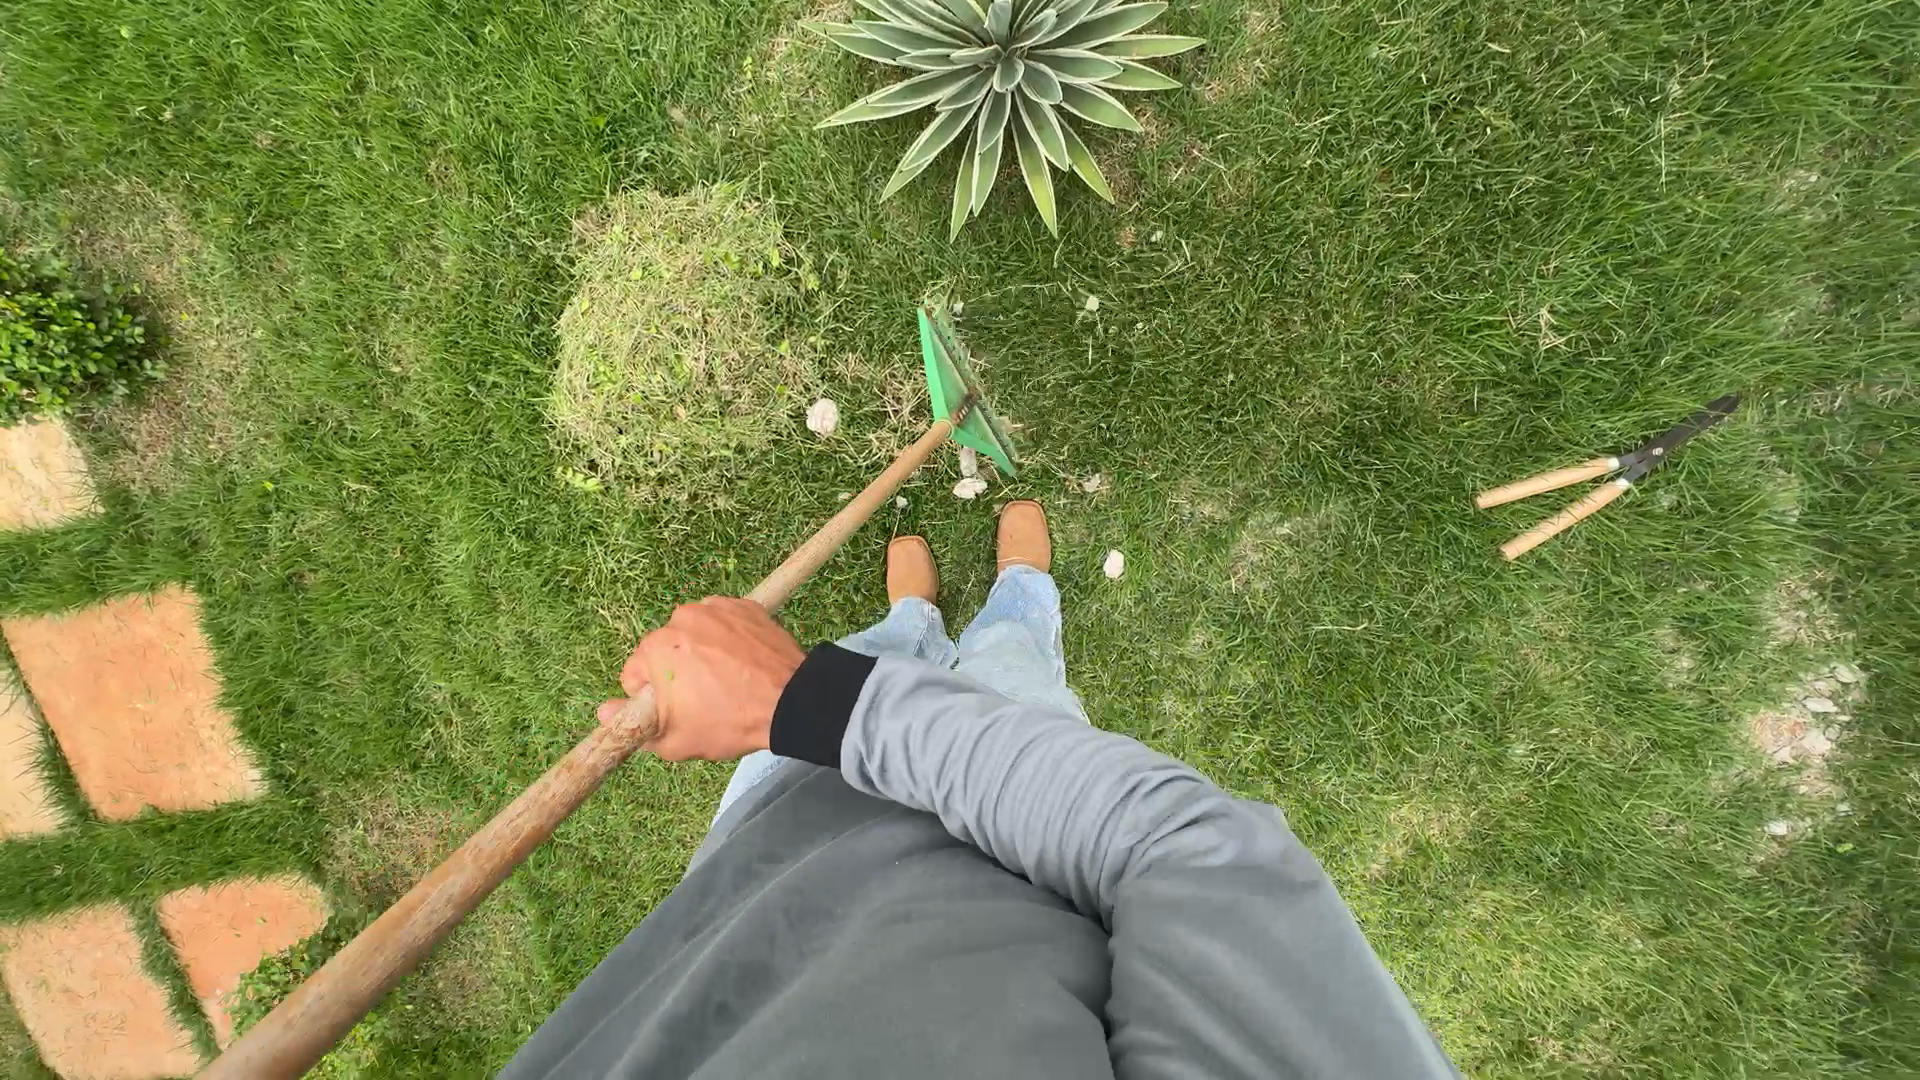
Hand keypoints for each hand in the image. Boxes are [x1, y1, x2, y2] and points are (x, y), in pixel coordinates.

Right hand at [598, 596, 804, 761]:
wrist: (790, 702)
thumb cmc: (729, 722)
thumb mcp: (672, 740)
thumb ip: (629, 726)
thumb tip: (603, 712)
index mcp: (656, 648)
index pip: (636, 673)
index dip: (653, 697)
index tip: (677, 708)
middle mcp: (682, 618)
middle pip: (666, 649)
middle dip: (677, 670)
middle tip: (705, 695)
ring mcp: (717, 608)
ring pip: (695, 632)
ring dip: (703, 649)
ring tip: (727, 678)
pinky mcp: (745, 605)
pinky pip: (725, 621)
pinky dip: (729, 636)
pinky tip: (742, 660)